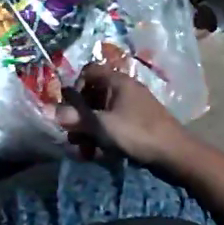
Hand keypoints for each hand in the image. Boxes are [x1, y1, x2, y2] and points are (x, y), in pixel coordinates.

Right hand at [56, 62, 192, 164]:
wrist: (175, 153)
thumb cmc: (138, 134)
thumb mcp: (102, 126)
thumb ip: (76, 117)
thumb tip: (48, 110)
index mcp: (118, 82)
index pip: (89, 71)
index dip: (75, 87)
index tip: (70, 108)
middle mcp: (125, 89)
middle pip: (94, 94)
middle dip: (80, 116)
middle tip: (73, 136)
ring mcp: (133, 106)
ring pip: (103, 112)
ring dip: (90, 129)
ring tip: (84, 150)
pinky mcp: (139, 122)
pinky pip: (114, 123)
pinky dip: (104, 135)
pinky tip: (99, 153)